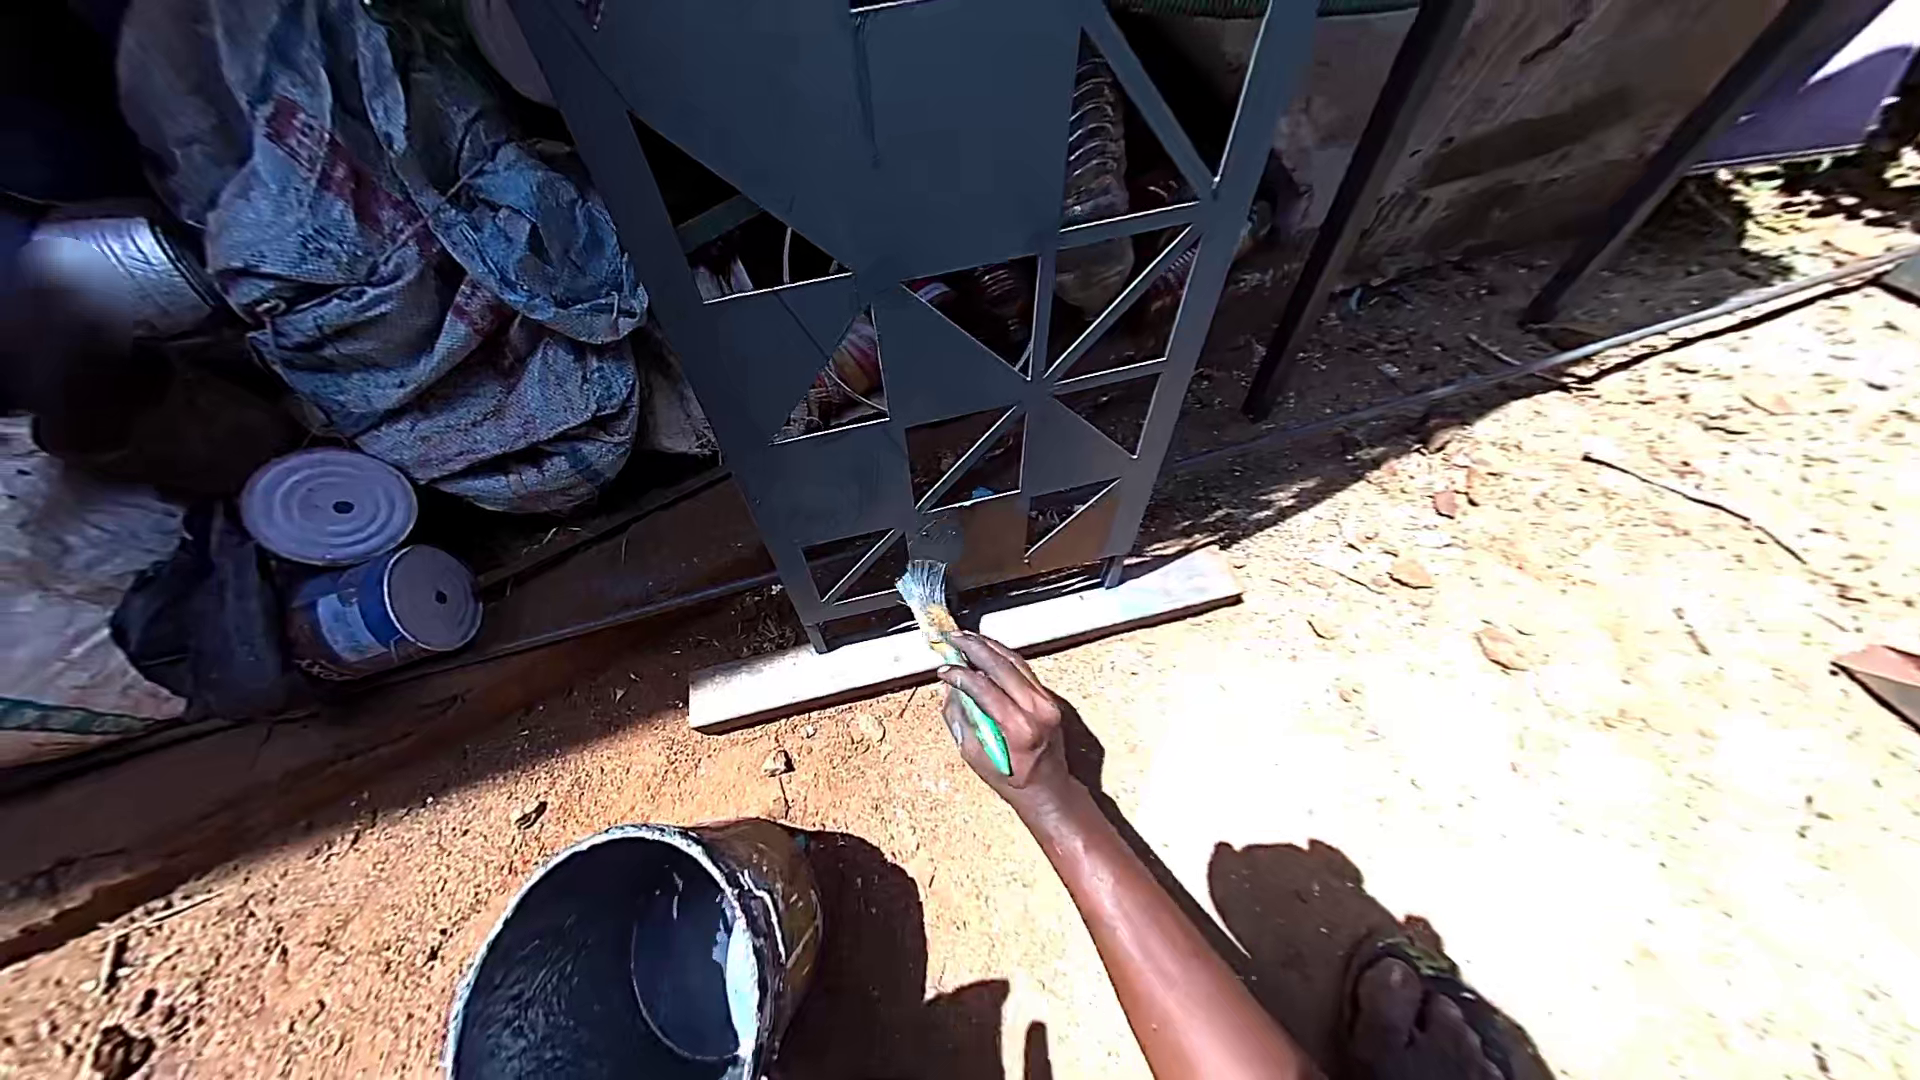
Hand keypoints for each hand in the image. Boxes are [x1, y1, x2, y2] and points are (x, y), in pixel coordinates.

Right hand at [935, 632, 1076, 812]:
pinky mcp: (1048, 696)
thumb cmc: (1013, 780)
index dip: (960, 675)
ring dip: (988, 645)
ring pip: (1014, 661)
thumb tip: (949, 688)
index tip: (944, 670)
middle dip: (974, 647)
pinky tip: (986, 649)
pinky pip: (1023, 668)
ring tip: (966, 638)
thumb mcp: (974, 756)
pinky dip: (1002, 655)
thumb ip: (959, 718)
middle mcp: (1037, 709)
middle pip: (1001, 665)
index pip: (984, 688)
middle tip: (952, 638)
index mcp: (1019, 728)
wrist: (1049, 789)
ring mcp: (1046, 700)